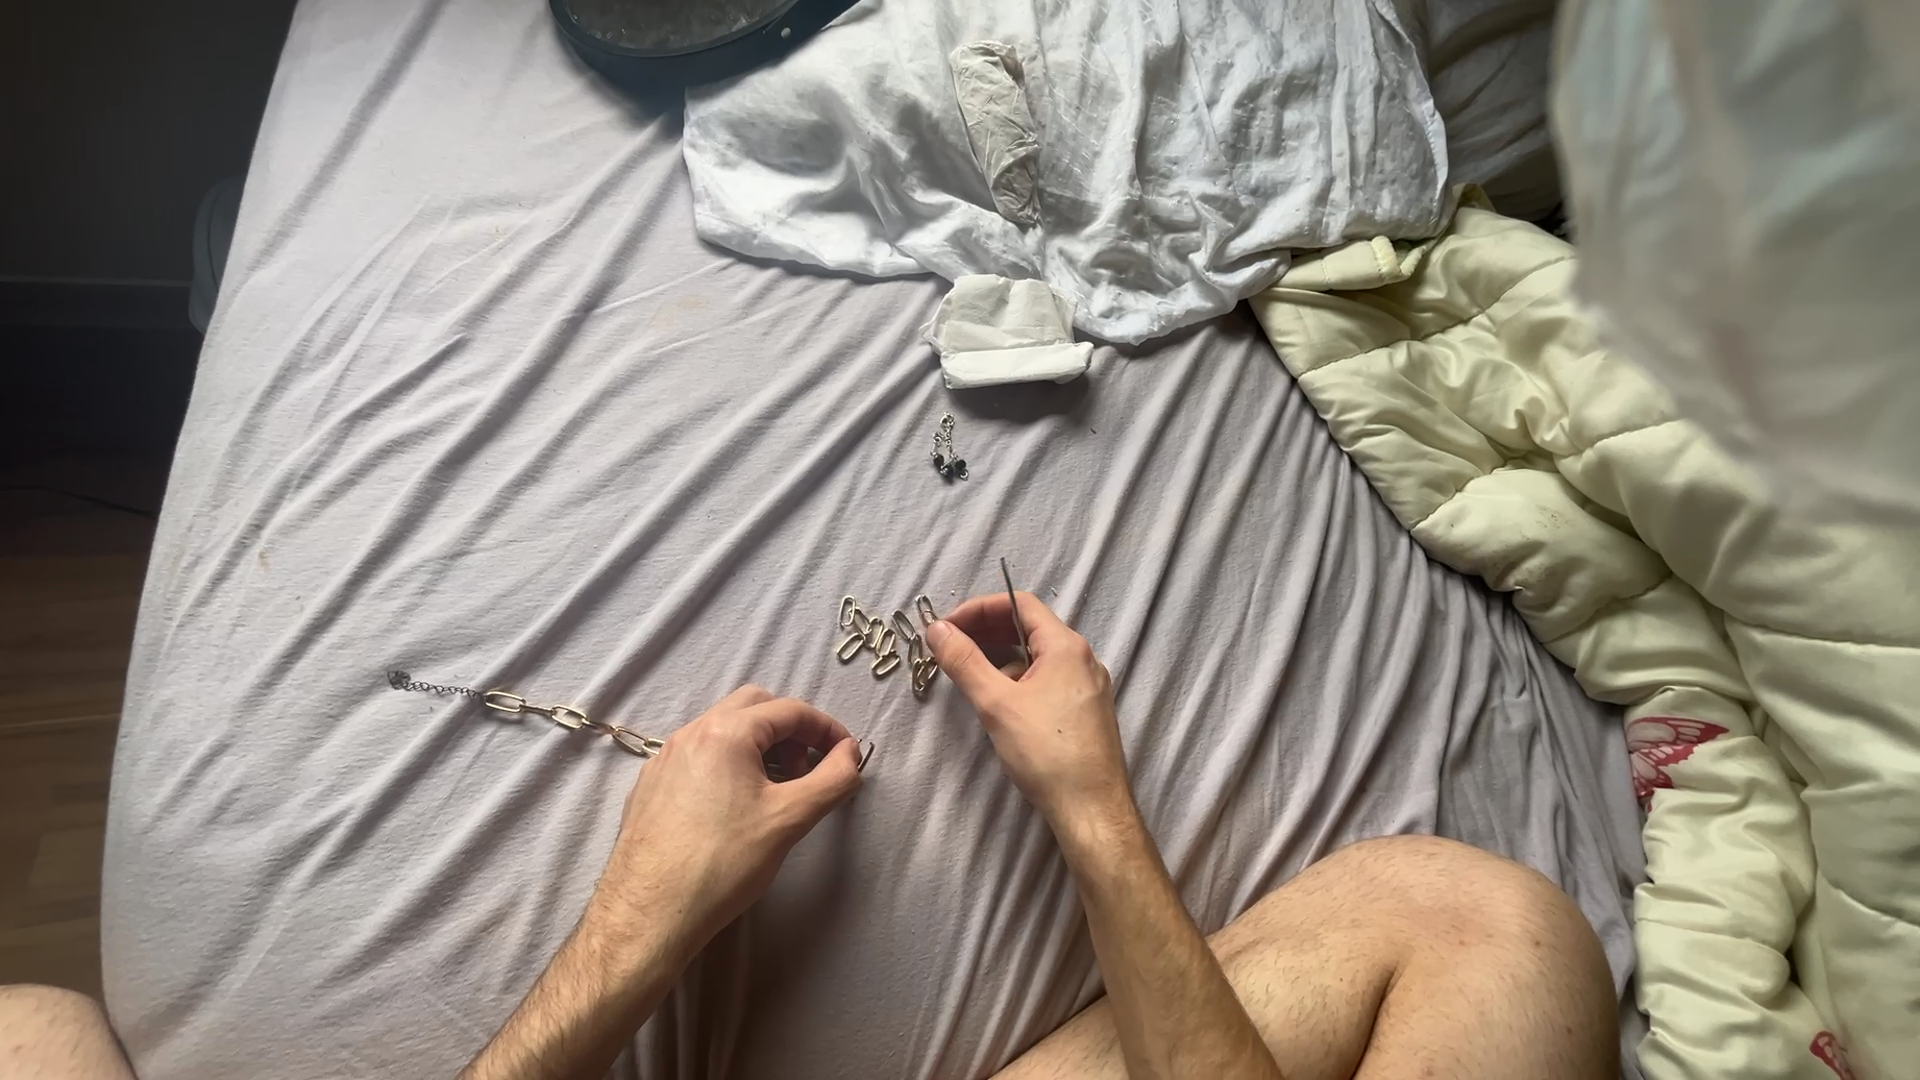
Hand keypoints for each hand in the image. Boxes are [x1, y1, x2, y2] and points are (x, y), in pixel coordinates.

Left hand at [589, 685, 866, 948]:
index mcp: (725, 732)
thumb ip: (832, 779)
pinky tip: (735, 806)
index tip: (846, 756)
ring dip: (761, 745)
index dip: (827, 729)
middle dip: (791, 729)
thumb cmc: (723, 864)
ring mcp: (664, 758)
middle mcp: (691, 732)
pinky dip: (731, 762)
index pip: (791, 710)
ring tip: (776, 790)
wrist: (645, 921)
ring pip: (725, 729)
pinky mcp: (650, 785)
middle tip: (807, 769)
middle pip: (755, 706)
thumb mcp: (790, 820)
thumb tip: (851, 753)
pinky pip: (701, 753)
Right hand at [927, 592, 1134, 839]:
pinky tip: (1001, 704)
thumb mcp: (996, 703)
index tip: (948, 626)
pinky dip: (1020, 680)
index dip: (980, 608)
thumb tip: (937, 629)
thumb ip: (964, 661)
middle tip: (951, 646)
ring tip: (970, 676)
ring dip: (1002, 657)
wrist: (1092, 810)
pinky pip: (1048, 679)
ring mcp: (1088, 685)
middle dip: (987, 631)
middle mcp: (1082, 658)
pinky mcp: (1086, 710)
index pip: (1020, 603)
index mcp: (1066, 646)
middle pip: (1030, 627)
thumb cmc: (1046, 753)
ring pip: (1037, 656)